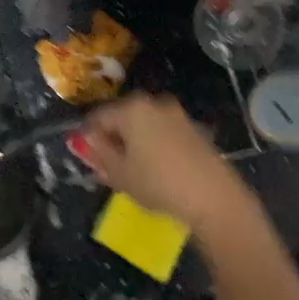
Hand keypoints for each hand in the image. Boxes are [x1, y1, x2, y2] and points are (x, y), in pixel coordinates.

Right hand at [79, 93, 252, 229]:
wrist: (213, 196)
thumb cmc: (158, 183)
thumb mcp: (119, 173)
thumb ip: (99, 153)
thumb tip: (86, 140)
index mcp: (132, 109)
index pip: (98, 116)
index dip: (87, 136)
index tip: (85, 157)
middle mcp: (155, 104)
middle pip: (123, 118)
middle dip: (112, 139)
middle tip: (106, 165)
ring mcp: (178, 115)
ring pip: (145, 125)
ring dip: (134, 142)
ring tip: (131, 170)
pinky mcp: (195, 130)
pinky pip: (164, 133)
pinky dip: (154, 145)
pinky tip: (155, 170)